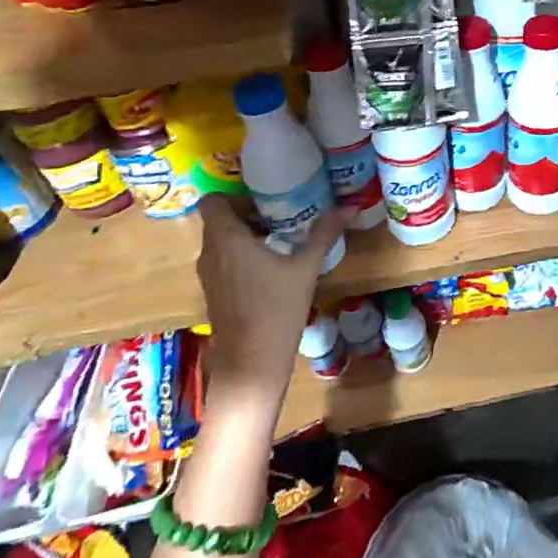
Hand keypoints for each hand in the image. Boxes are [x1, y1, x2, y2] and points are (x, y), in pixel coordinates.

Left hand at [194, 196, 350, 404]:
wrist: (252, 361)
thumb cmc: (277, 307)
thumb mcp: (305, 267)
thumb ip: (324, 234)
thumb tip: (349, 206)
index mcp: (226, 238)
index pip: (214, 201)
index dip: (235, 196)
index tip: (264, 199)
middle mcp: (209, 252)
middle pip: (219, 221)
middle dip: (247, 215)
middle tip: (281, 215)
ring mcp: (208, 275)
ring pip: (221, 243)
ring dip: (245, 237)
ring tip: (279, 239)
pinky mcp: (213, 293)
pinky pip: (222, 262)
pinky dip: (241, 258)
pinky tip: (270, 268)